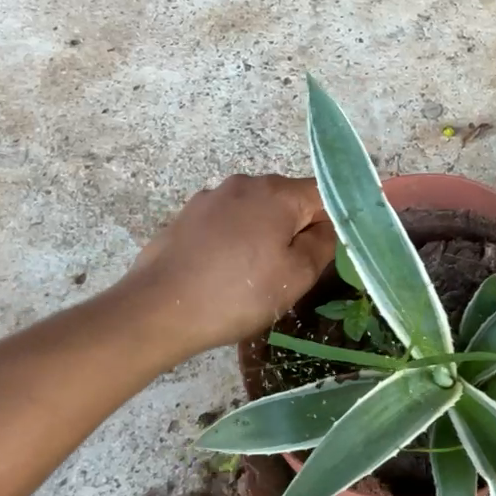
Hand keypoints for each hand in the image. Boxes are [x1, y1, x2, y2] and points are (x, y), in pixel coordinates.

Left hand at [115, 174, 333, 357]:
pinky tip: (230, 269)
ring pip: (258, 210)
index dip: (338, 217)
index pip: (325, 193)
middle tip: (302, 266)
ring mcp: (211, 198)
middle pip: (290, 200)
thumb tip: (330, 226)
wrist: (156, 312)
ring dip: (269, 232)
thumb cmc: (237, 294)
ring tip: (262, 271)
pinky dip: (239, 238)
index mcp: (277, 193)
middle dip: (301, 226)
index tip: (339, 245)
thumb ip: (325, 243)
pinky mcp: (187, 216)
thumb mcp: (297, 275)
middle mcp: (245, 184)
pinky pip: (229, 221)